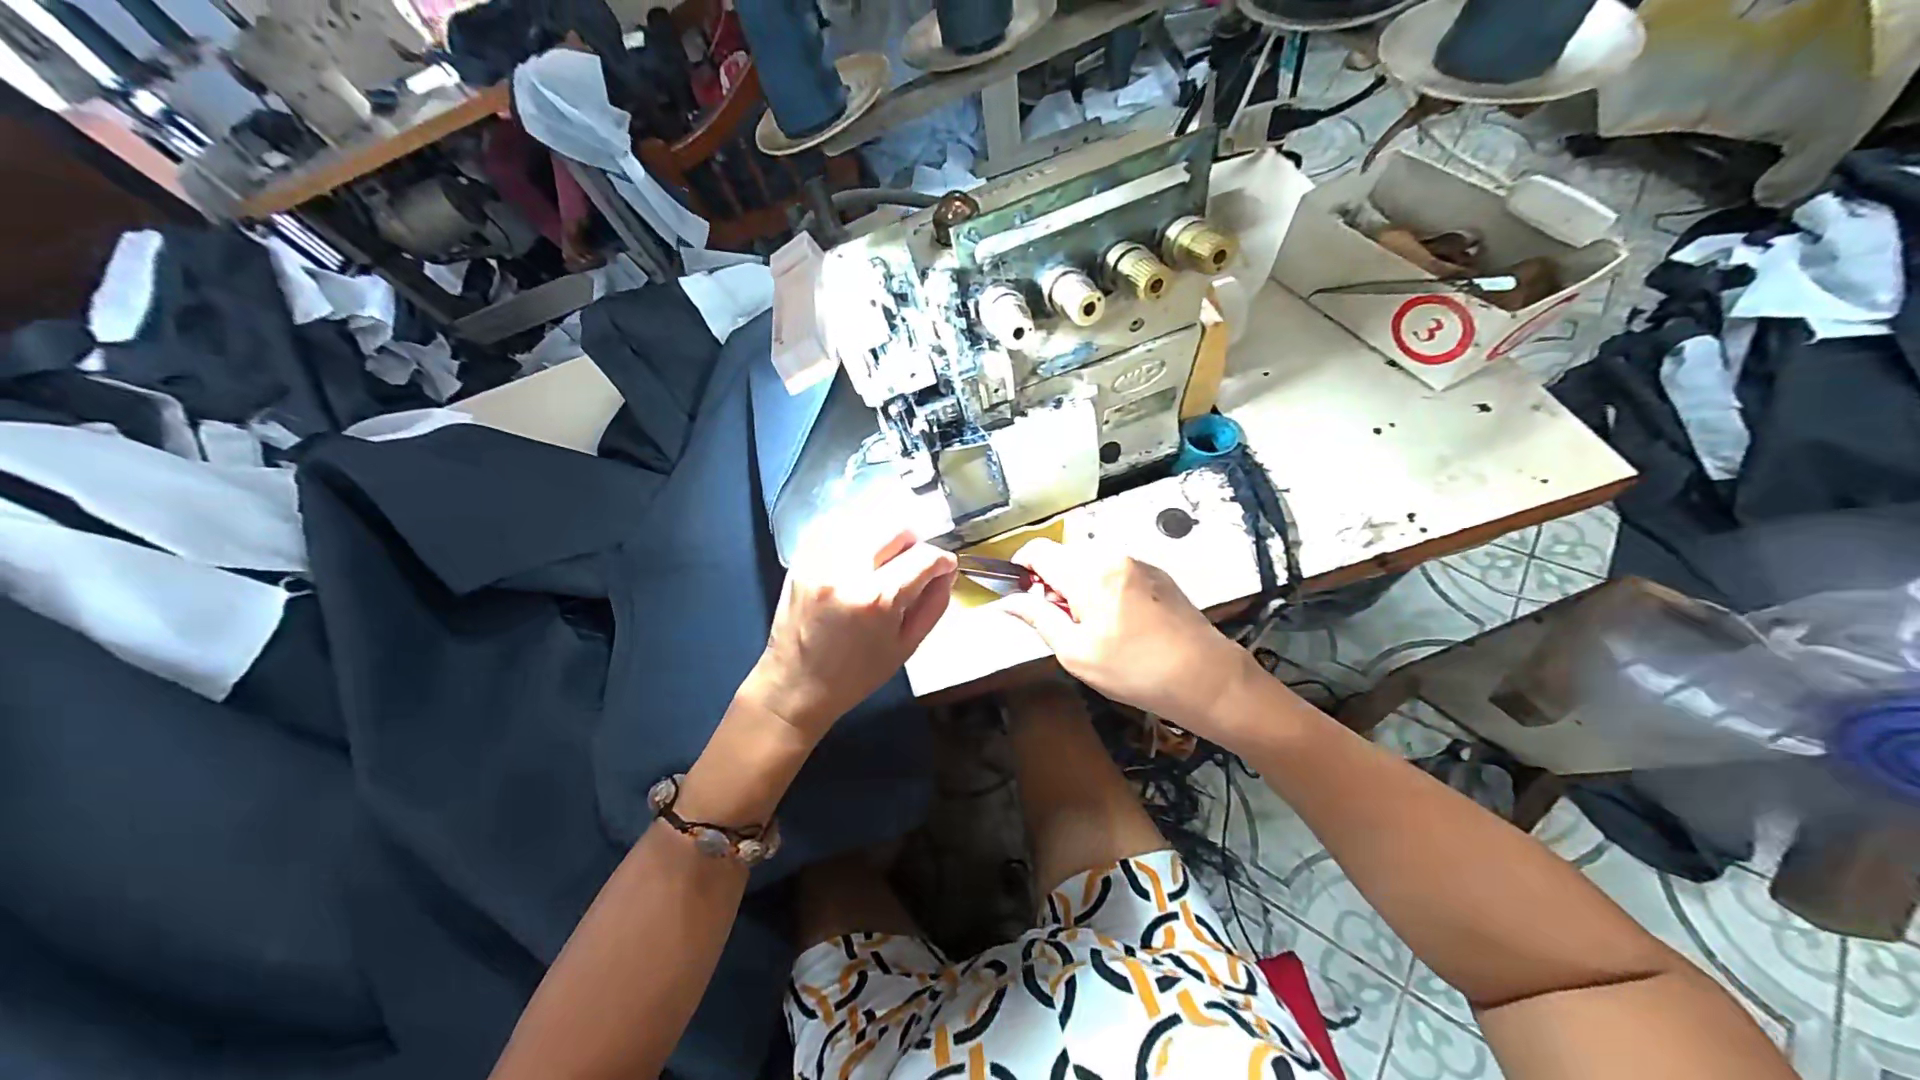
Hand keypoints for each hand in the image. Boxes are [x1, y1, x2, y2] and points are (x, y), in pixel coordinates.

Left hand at [740, 514, 957, 744]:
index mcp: (877, 599)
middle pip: (896, 526)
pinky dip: (855, 536)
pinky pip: (837, 527)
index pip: (924, 556)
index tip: (944, 568)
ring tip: (884, 563)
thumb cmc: (856, 675)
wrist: (795, 685)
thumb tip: (946, 573)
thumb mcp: (907, 646)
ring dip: (884, 538)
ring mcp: (819, 560)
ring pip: (867, 520)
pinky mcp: (801, 558)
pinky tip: (858, 559)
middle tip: (912, 566)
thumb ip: (934, 604)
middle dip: (913, 543)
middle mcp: (846, 570)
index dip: (942, 561)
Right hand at [996, 538, 1259, 731]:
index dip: (1021, 567)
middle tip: (1057, 619)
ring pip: (1091, 563)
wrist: (1205, 676)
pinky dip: (1104, 587)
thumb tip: (1009, 602)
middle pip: (1066, 556)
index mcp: (1089, 574)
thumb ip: (1038, 620)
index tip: (1018, 590)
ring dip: (1079, 585)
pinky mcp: (1157, 574)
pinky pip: (1116, 571)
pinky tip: (1117, 622)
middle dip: (1052, 581)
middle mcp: (1113, 557)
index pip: (1040, 551)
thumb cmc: (1136, 670)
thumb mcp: (1076, 653)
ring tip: (1090, 625)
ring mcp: (1139, 564)